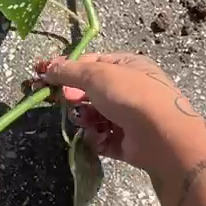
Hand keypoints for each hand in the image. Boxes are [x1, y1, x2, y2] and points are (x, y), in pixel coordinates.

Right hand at [34, 52, 205, 175]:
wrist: (162, 136)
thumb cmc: (131, 95)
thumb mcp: (96, 74)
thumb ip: (68, 71)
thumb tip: (47, 68)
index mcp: (127, 66)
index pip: (90, 64)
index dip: (66, 69)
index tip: (43, 75)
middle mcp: (130, 89)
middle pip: (90, 91)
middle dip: (74, 96)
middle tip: (62, 100)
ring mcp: (129, 117)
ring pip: (93, 115)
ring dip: (85, 118)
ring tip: (86, 121)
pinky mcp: (126, 142)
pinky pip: (101, 138)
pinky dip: (96, 138)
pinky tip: (97, 137)